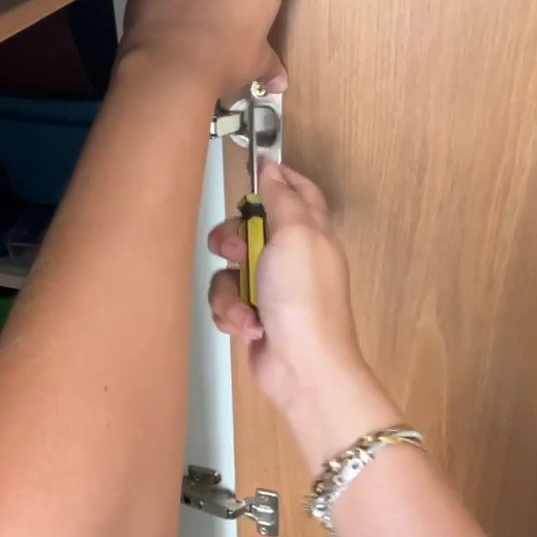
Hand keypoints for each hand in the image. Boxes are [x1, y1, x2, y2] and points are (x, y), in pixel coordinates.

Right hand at [207, 161, 376, 411]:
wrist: (303, 366)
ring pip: (229, 269)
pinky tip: (248, 328)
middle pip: (248, 229)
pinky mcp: (254, 316)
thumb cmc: (303, 296)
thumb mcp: (297, 235)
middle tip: (235, 251)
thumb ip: (282, 199)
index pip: (298, 192)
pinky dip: (232, 315)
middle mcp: (290, 257)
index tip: (255, 170)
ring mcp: (270, 289)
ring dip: (231, 291)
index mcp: (310, 233)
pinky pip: (226, 302)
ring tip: (247, 311)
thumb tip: (273, 169)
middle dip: (232, 240)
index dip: (279, 178)